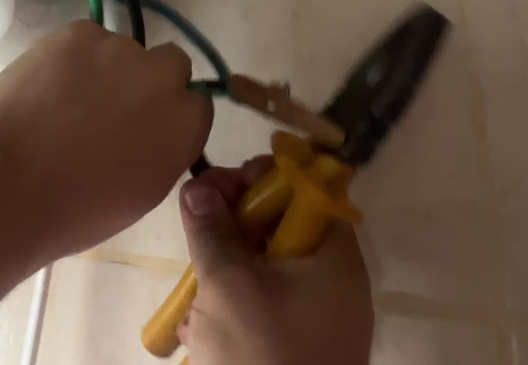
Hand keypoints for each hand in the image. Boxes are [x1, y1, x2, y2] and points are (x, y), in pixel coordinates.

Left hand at [0, 20, 212, 257]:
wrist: (7, 181)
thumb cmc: (74, 210)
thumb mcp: (139, 193)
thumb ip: (160, 151)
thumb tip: (149, 131)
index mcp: (184, 125)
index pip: (196, 105)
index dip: (169, 115)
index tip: (146, 129)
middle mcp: (162, 78)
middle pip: (169, 64)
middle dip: (148, 80)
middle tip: (112, 107)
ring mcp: (119, 48)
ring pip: (122, 50)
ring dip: (106, 68)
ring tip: (66, 99)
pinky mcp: (78, 32)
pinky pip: (86, 39)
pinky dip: (71, 57)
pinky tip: (47, 84)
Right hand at [178, 159, 373, 364]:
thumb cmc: (262, 355)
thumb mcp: (227, 282)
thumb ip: (211, 226)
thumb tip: (199, 186)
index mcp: (334, 259)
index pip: (305, 192)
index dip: (264, 180)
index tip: (222, 187)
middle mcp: (334, 285)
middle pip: (283, 227)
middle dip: (233, 222)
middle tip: (195, 225)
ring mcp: (318, 322)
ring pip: (267, 267)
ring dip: (225, 266)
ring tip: (193, 288)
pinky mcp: (299, 351)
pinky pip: (265, 307)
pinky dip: (233, 305)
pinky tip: (200, 326)